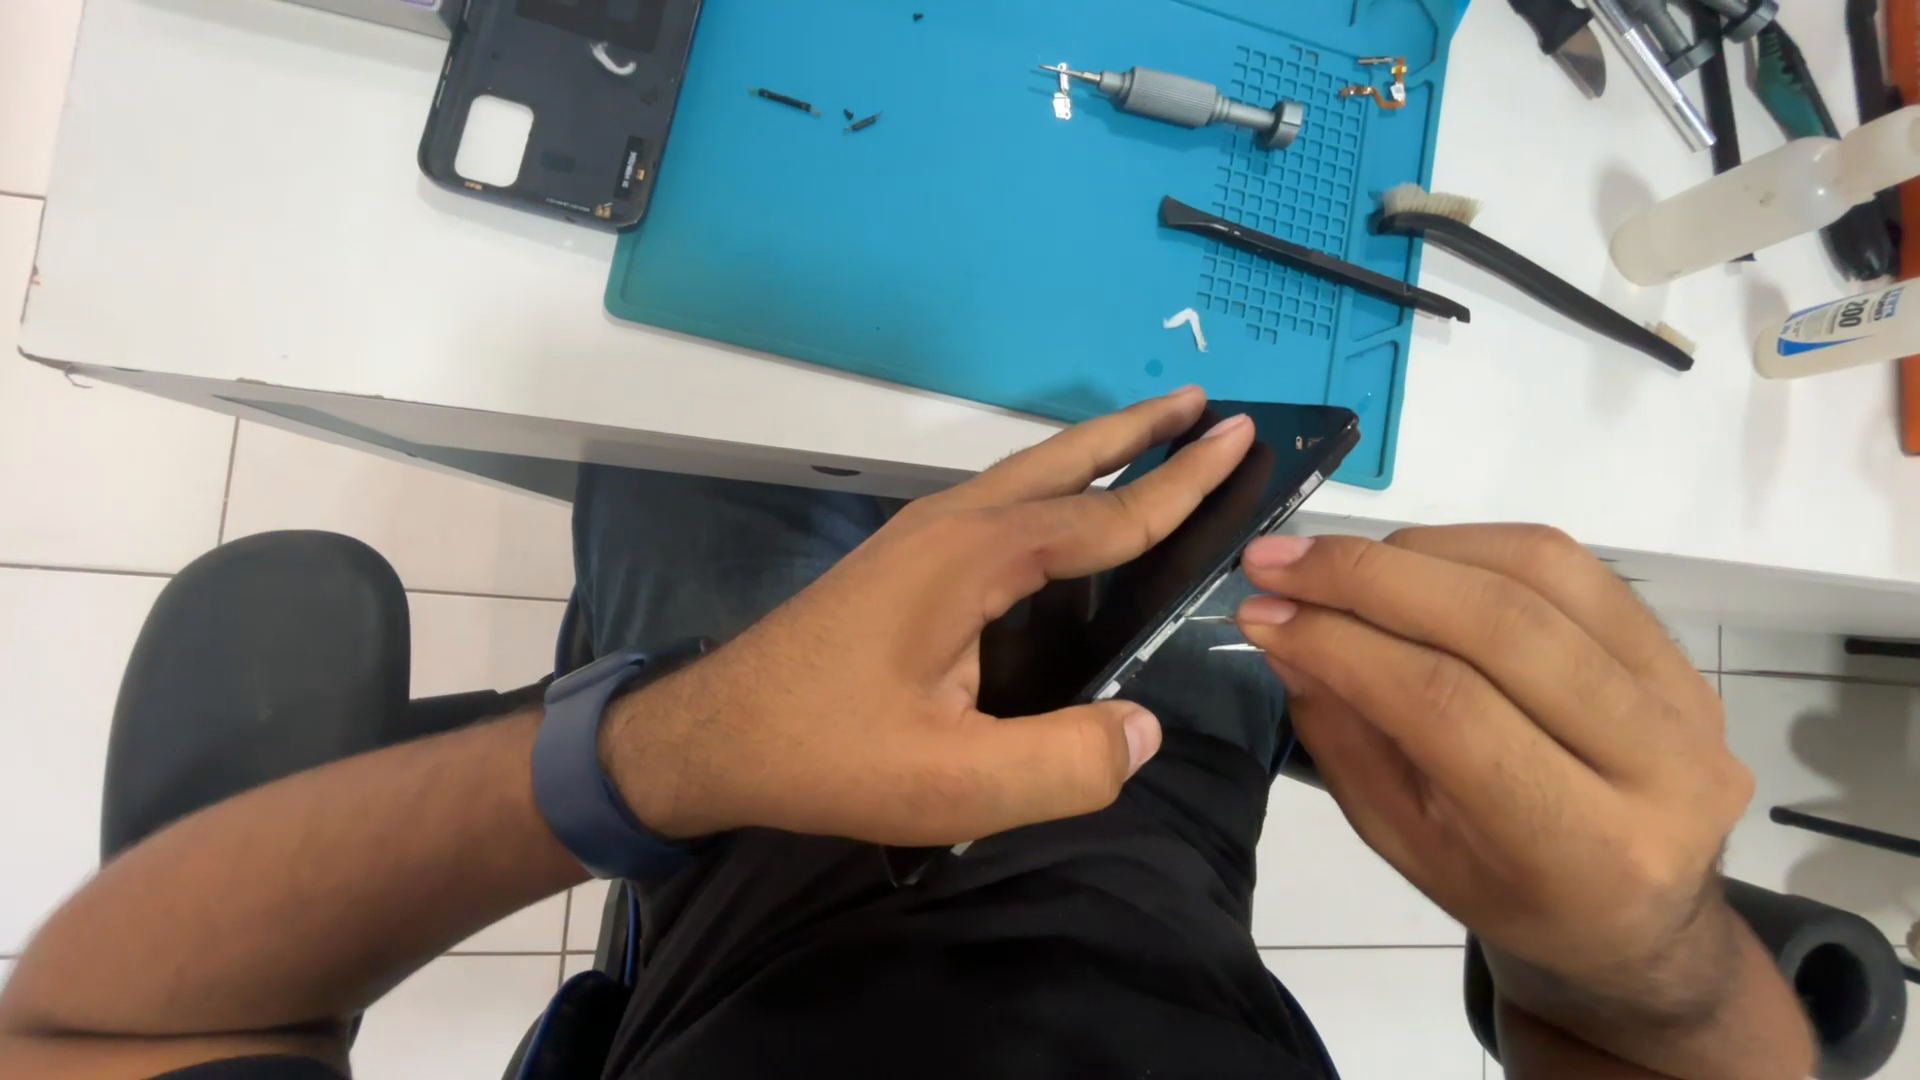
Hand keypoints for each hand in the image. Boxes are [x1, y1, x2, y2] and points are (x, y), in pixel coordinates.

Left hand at [602, 386, 1255, 846]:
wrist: (716, 733)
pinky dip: (1053, 495)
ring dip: (1093, 456)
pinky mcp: (904, 559)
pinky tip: (1065, 524)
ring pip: (1026, 477)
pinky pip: (999, 507)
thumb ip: (1063, 764)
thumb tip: (1142, 728)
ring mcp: (920, 536)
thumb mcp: (952, 785)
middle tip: (1205, 406)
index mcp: (972, 560)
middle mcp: (950, 525)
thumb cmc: (825, 753)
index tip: (1241, 441)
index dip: (1180, 486)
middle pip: (1063, 463)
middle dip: (1139, 432)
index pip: (1103, 517)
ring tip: (1150, 446)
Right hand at [1233, 526, 1753, 1012]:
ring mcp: (1681, 694)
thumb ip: (1339, 732)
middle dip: (1362, 576)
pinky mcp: (1675, 649)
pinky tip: (1397, 560)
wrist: (1636, 911)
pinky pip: (1560, 561)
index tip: (1257, 613)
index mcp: (1581, 844)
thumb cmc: (1495, 883)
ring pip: (1533, 572)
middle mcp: (1658, 761)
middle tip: (1272, 561)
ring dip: (1404, 552)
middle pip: (1497, 623)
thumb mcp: (1394, 833)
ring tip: (1327, 564)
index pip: (1446, 705)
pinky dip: (1457, 544)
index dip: (1338, 642)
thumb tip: (1282, 631)